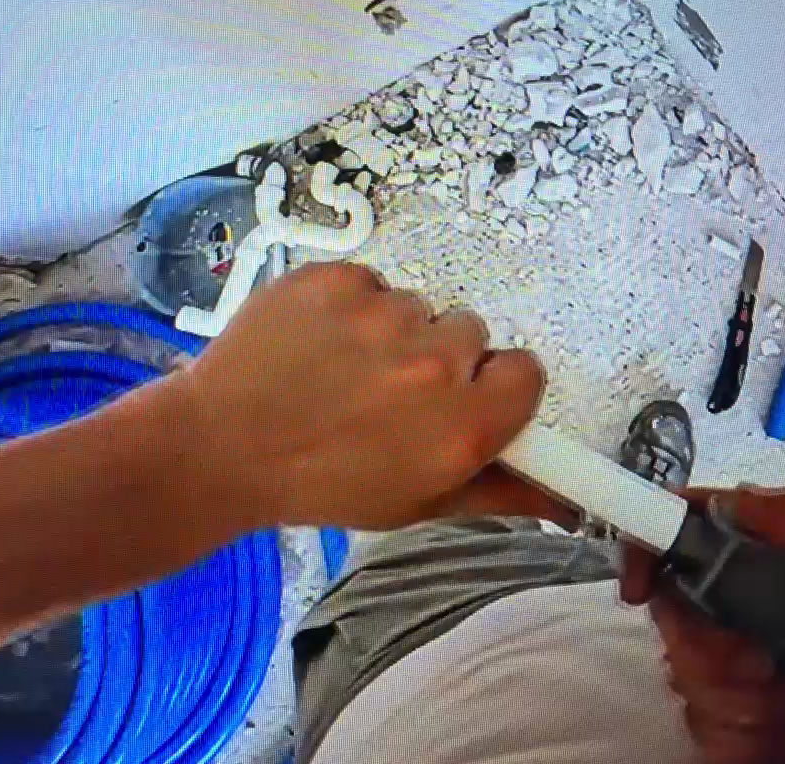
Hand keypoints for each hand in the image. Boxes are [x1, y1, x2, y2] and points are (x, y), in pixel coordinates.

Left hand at [174, 262, 559, 530]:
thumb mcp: (416, 505)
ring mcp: (380, 312)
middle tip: (388, 388)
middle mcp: (431, 362)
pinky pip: (367, 283)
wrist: (221, 446)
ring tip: (341, 367)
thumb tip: (563, 501)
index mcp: (461, 423)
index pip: (526, 371)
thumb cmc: (322, 485)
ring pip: (414, 307)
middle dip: (440, 358)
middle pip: (469, 333)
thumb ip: (498, 495)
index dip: (496, 384)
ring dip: (390, 332)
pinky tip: (316, 339)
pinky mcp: (335, 279)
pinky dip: (350, 306)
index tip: (465, 394)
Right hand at [622, 483, 784, 763]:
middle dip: (695, 634)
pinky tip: (775, 728)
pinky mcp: (726, 722)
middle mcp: (732, 605)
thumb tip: (727, 503)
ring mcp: (727, 665)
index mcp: (756, 559)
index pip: (678, 532)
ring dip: (722, 684)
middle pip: (666, 603)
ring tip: (781, 699)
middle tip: (754, 659)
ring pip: (676, 662)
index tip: (640, 582)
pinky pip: (694, 716)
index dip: (647, 546)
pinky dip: (731, 725)